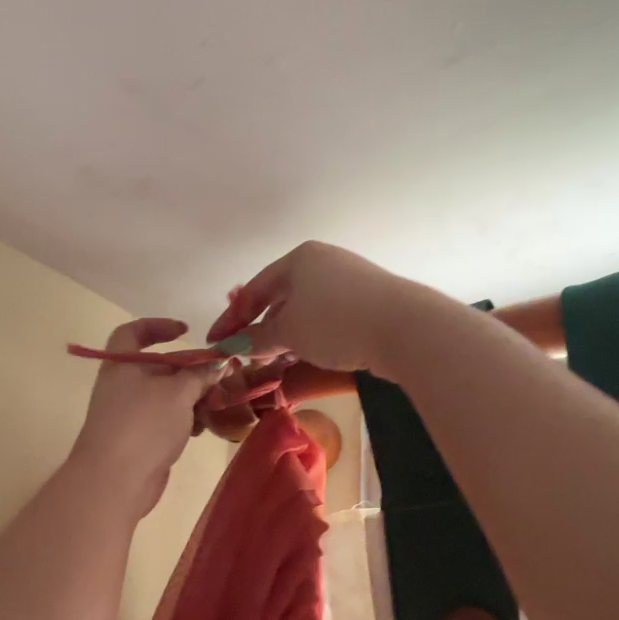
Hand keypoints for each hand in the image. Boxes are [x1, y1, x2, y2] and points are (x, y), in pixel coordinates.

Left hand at [68, 318, 219, 517]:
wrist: (115, 481)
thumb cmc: (144, 424)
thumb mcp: (178, 392)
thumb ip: (200, 374)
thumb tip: (220, 362)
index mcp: (122, 365)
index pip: (133, 333)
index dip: (157, 326)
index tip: (185, 330)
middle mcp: (124, 386)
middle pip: (160, 367)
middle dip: (191, 370)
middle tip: (222, 375)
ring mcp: (131, 415)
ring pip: (168, 397)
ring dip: (194, 398)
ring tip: (219, 403)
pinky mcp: (141, 440)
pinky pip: (168, 421)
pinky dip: (186, 420)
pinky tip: (205, 427)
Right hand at [205, 242, 448, 373]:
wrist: (404, 327)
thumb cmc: (335, 322)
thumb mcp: (288, 332)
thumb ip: (257, 338)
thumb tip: (235, 345)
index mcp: (298, 259)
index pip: (254, 290)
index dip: (231, 319)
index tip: (214, 342)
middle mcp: (322, 262)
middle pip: (279, 297)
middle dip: (260, 328)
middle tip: (244, 354)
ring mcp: (348, 280)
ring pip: (304, 309)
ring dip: (284, 335)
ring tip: (272, 360)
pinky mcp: (367, 301)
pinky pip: (327, 316)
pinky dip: (310, 335)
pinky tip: (305, 355)